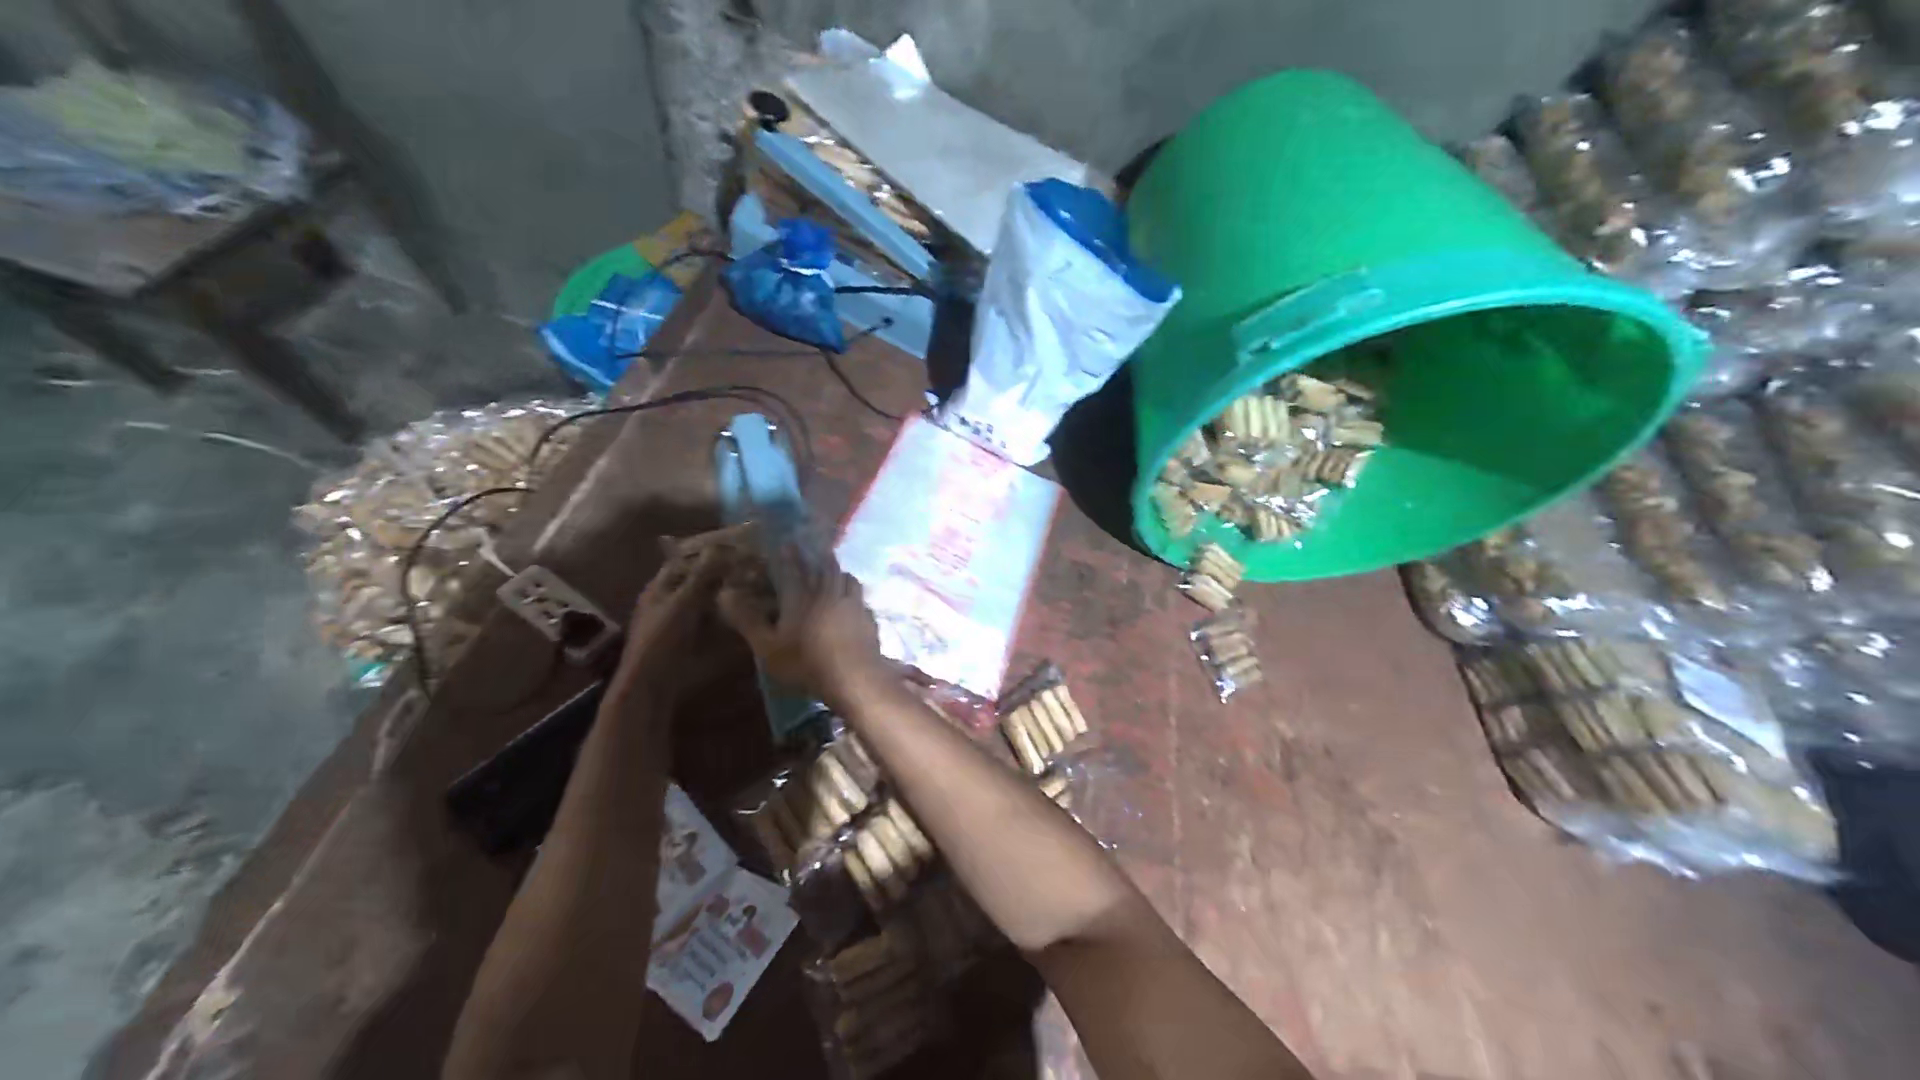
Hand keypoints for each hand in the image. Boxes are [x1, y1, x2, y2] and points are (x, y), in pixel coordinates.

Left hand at [611, 525, 752, 699]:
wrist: (652, 686)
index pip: (688, 558)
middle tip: (756, 566)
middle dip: (725, 571)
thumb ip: (702, 575)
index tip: (741, 546)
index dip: (712, 550)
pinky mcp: (692, 638)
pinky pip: (714, 618)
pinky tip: (749, 611)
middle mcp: (670, 598)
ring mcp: (681, 620)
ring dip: (730, 591)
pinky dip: (730, 612)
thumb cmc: (662, 639)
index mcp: (661, 585)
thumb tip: (720, 546)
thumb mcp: (683, 602)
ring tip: (758, 585)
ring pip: (709, 598)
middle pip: (700, 578)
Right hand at [717, 548, 890, 709]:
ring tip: (836, 570)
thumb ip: (747, 619)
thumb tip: (723, 593)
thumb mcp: (767, 646)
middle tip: (814, 549)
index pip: (793, 570)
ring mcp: (853, 604)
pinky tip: (855, 600)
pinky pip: (861, 599)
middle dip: (816, 557)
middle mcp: (828, 593)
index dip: (789, 556)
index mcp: (801, 597)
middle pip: (824, 568)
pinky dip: (855, 594)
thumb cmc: (805, 663)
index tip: (787, 543)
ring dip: (839, 572)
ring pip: (847, 578)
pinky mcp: (869, 619)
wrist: (854, 677)